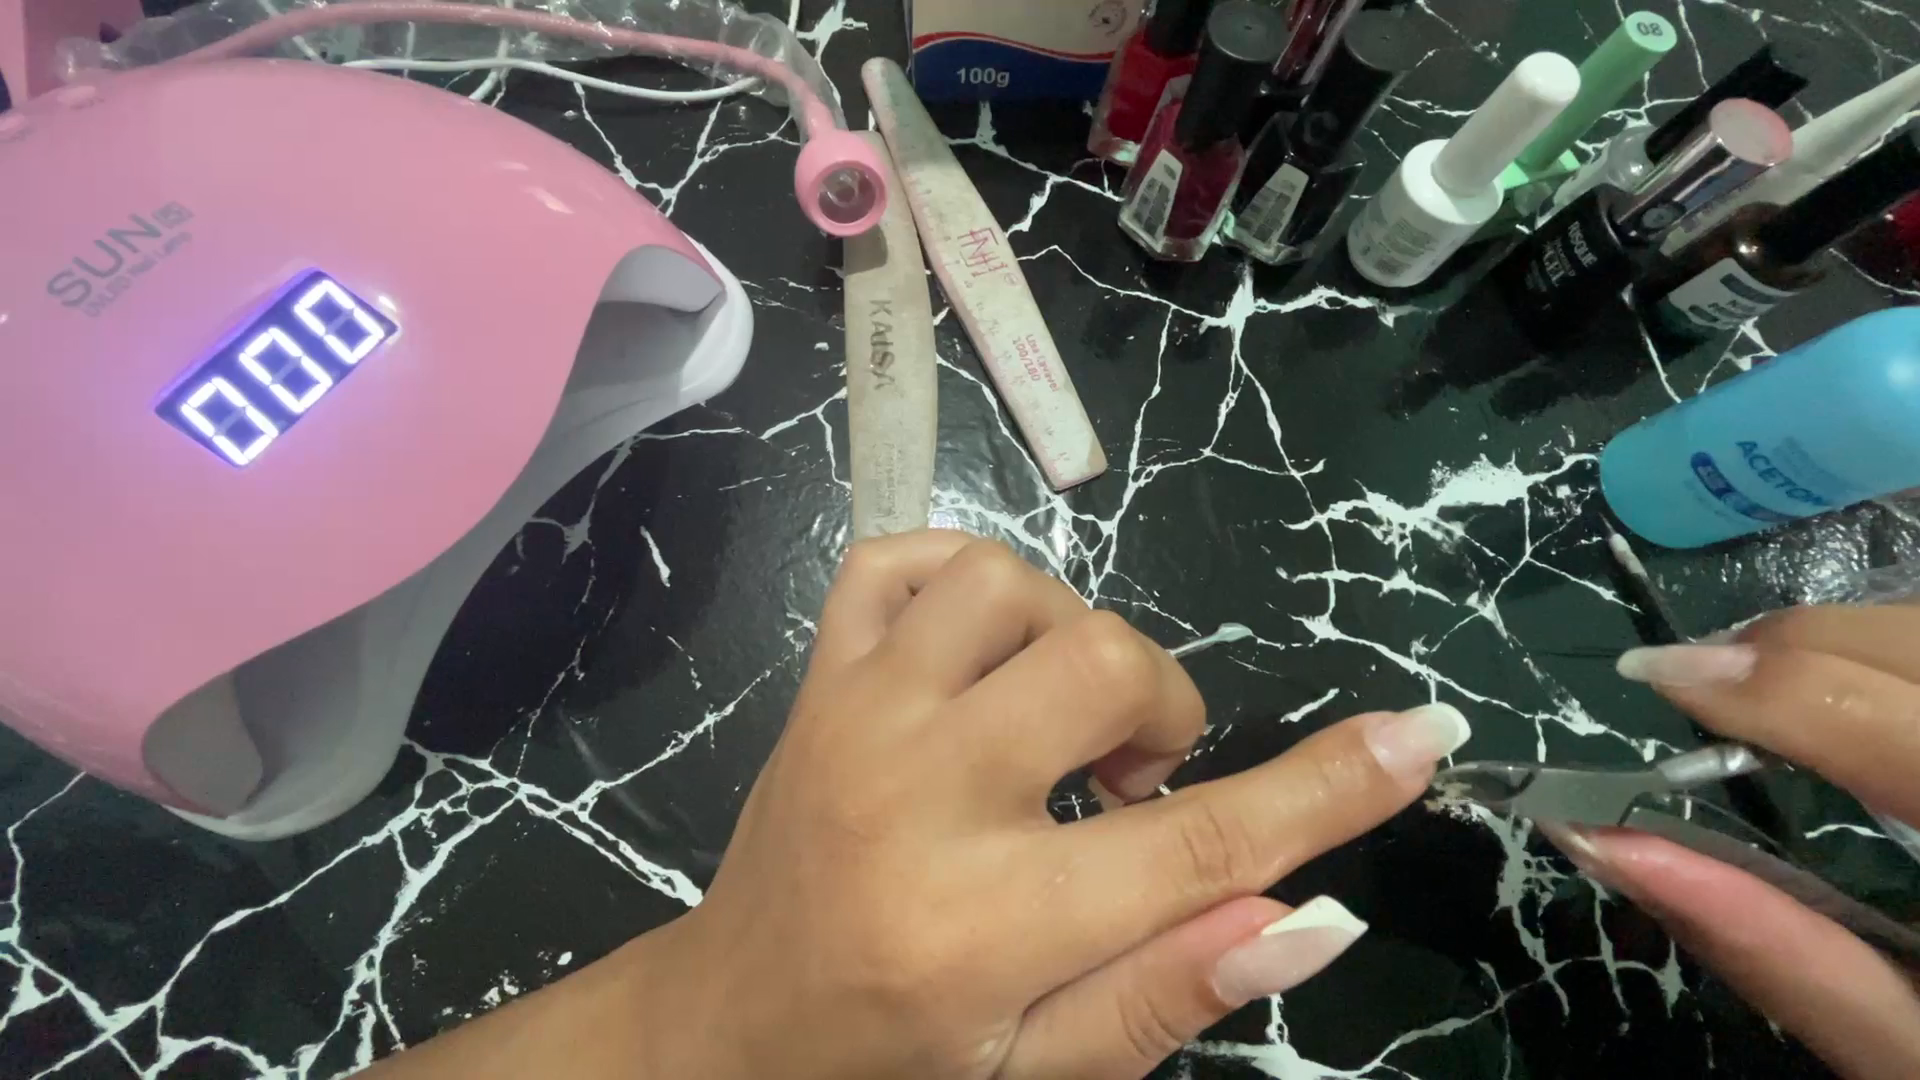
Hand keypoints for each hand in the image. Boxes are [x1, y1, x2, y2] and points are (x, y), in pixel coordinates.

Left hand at [639, 530, 1467, 1079]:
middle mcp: (920, 790)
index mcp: (987, 920)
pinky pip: (893, 558)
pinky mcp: (817, 673)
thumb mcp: (1041, 1062)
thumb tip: (1312, 914)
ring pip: (1003, 582)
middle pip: (1102, 663)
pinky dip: (955, 571)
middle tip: (1126, 765)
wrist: (734, 1012)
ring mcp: (857, 711)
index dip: (1326, 791)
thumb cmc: (894, 1046)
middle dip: (1157, 700)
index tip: (1413, 737)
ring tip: (1045, 702)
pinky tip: (974, 642)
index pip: (1198, 846)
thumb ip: (1172, 988)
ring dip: (1062, 629)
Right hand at [1551, 605, 1919, 1079]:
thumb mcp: (1907, 1055)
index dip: (1776, 686)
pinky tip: (1854, 695)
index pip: (1909, 731)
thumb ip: (1772, 946)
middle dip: (1795, 646)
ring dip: (1843, 643)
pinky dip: (1884, 655)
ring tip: (1769, 684)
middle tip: (1698, 677)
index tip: (1653, 671)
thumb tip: (1589, 834)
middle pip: (1917, 652)